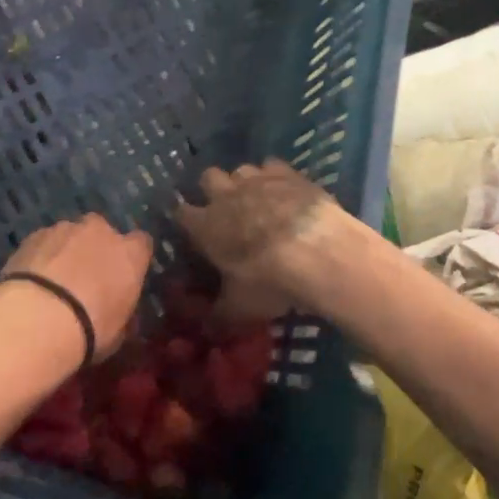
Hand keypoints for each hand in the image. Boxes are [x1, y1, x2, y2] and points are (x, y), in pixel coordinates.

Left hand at [0, 214, 152, 361]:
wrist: (39, 316)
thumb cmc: (90, 328)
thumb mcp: (119, 330)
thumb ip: (120, 309)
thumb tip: (116, 307)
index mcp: (129, 253)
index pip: (141, 243)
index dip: (131, 257)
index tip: (123, 273)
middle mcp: (99, 232)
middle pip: (101, 231)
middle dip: (95, 247)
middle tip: (85, 275)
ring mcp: (64, 229)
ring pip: (69, 234)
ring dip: (65, 251)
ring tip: (53, 281)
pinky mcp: (34, 235)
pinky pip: (43, 242)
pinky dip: (41, 255)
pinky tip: (33, 279)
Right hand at [175, 160, 349, 320]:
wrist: (317, 252)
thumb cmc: (269, 281)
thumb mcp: (239, 308)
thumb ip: (217, 317)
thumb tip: (204, 332)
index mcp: (204, 225)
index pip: (180, 212)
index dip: (185, 219)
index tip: (191, 229)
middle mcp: (224, 195)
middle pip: (208, 178)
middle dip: (214, 190)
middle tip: (227, 210)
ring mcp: (256, 180)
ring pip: (241, 170)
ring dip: (245, 183)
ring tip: (259, 201)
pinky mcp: (288, 173)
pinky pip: (272, 166)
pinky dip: (275, 177)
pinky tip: (286, 192)